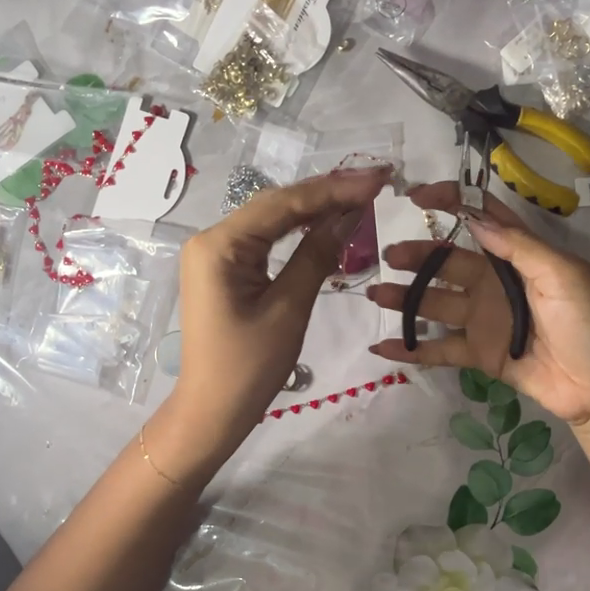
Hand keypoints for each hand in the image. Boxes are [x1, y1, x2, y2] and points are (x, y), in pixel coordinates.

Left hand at [154, 168, 391, 473]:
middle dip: (327, 193)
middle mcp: (211, 239)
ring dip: (315, 209)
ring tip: (361, 196)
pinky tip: (327, 223)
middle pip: (276, 205)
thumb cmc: (249, 367)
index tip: (378, 179)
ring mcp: (215, 254)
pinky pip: (265, 241)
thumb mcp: (289, 309)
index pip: (283, 204)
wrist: (212, 411)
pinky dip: (297, 232)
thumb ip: (317, 255)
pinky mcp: (224, 270)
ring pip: (272, 220)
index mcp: (219, 245)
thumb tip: (349, 214)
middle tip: (377, 182)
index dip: (333, 189)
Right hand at [366, 182, 589, 427]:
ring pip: (437, 302)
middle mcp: (497, 282)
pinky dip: (411, 348)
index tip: (418, 197)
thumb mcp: (562, 275)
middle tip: (389, 254)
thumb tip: (474, 218)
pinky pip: (439, 349)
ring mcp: (485, 320)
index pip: (483, 218)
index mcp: (521, 256)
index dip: (452, 202)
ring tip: (377, 294)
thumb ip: (517, 248)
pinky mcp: (480, 355)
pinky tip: (382, 345)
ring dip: (406, 298)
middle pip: (449, 261)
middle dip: (419, 255)